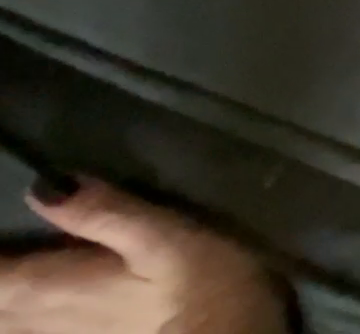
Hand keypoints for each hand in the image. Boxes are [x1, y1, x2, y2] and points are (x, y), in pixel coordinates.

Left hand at [0, 176, 285, 333]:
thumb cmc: (196, 280)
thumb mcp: (163, 236)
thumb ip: (103, 213)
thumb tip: (49, 183)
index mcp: (37, 285)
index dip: (0, 242)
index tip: (26, 210)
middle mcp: (22, 317)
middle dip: (7, 263)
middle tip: (26, 240)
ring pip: (4, 314)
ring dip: (14, 287)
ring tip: (36, 263)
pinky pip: (23, 326)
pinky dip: (24, 309)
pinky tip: (47, 299)